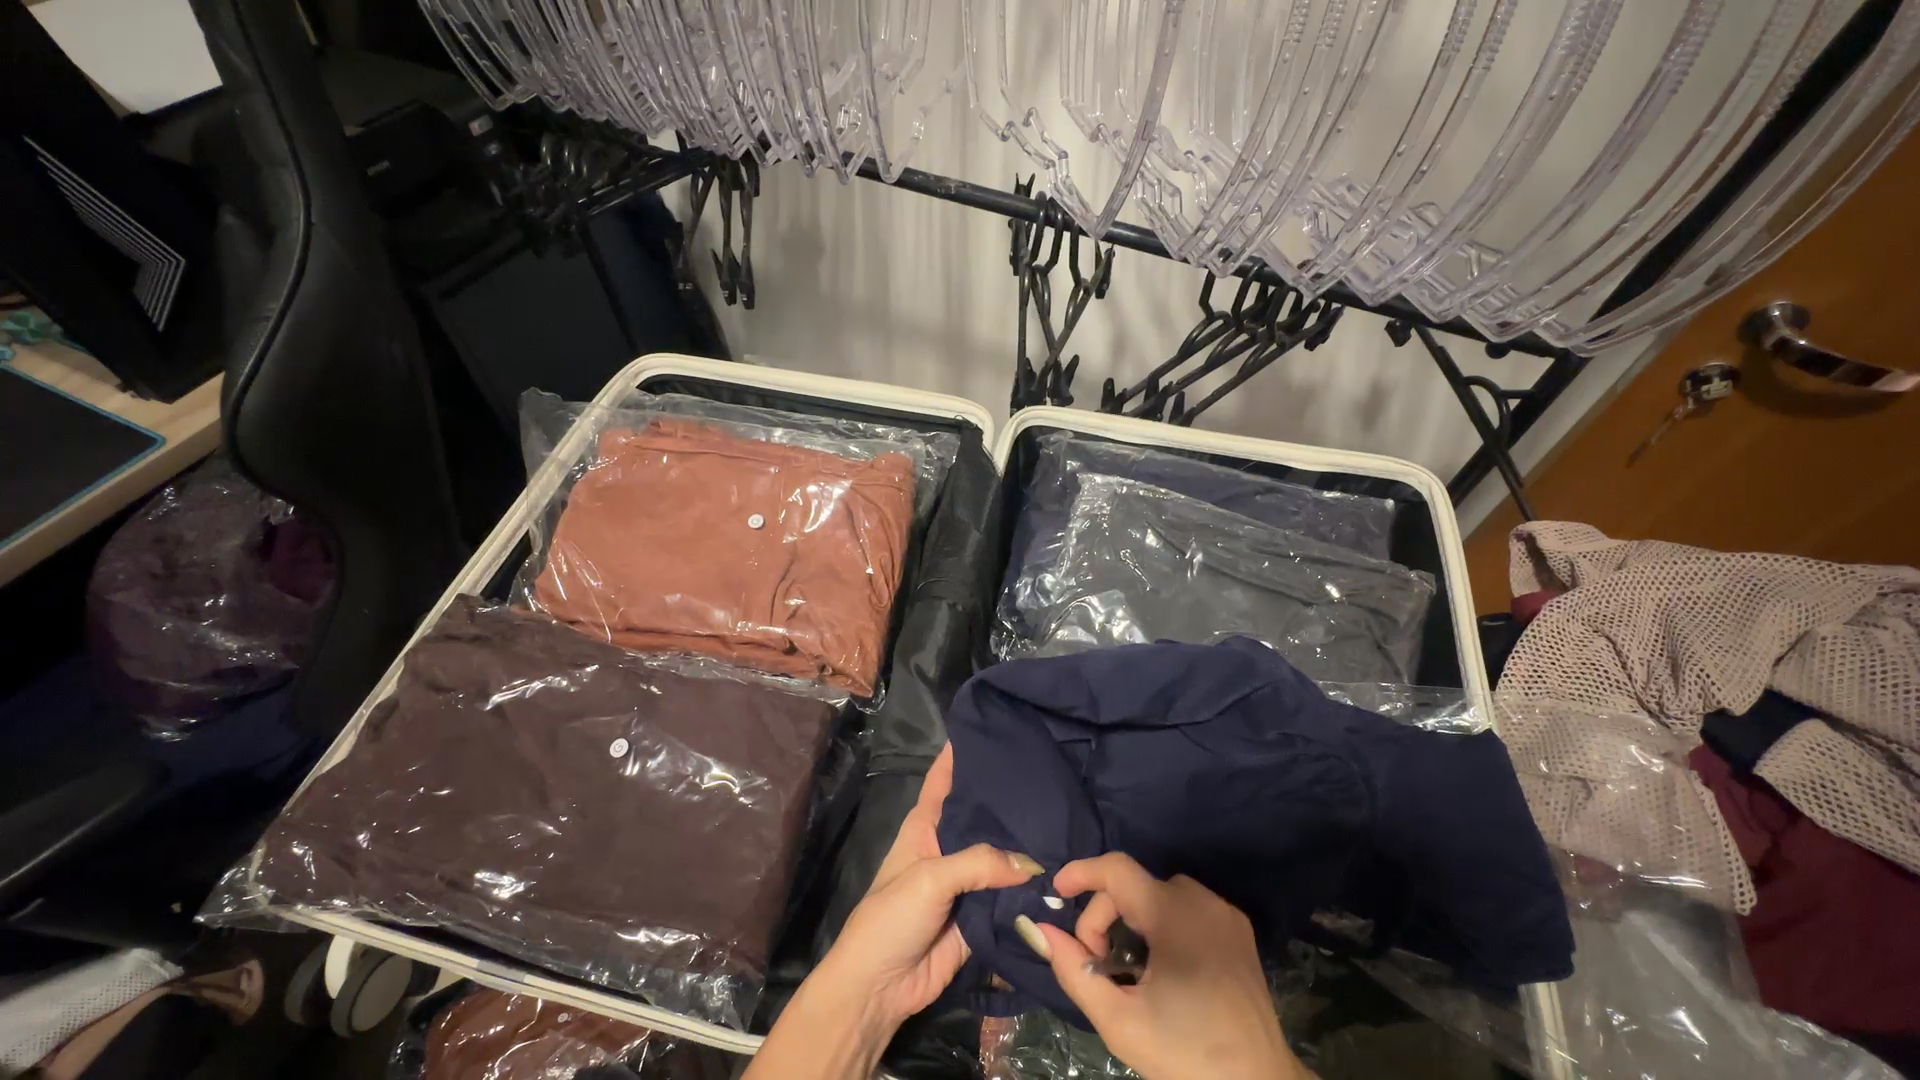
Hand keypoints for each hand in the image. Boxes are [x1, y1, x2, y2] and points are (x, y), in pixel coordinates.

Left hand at [817, 744, 1043, 1026]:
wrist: (880, 987)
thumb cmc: (891, 918)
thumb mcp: (929, 878)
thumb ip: (979, 863)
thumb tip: (1033, 863)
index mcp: (926, 826)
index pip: (945, 779)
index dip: (964, 753)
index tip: (996, 728)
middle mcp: (949, 847)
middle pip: (984, 816)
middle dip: (1012, 800)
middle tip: (1054, 775)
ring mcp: (967, 883)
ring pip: (1003, 857)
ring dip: (1029, 847)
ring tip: (1070, 821)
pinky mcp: (983, 916)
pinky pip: (1011, 897)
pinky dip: (1032, 889)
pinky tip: (1064, 874)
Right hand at [1028, 853, 1308, 1079]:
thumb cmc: (1186, 1053)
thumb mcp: (1118, 1020)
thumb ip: (1073, 970)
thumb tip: (1042, 931)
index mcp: (1173, 915)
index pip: (1116, 869)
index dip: (1081, 872)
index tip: (1056, 893)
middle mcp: (1201, 901)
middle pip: (1134, 886)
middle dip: (1104, 918)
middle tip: (1098, 966)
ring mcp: (1225, 914)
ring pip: (1160, 894)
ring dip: (1132, 920)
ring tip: (1129, 970)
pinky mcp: (1239, 931)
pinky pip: (1187, 908)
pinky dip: (1162, 923)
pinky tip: (1161, 967)